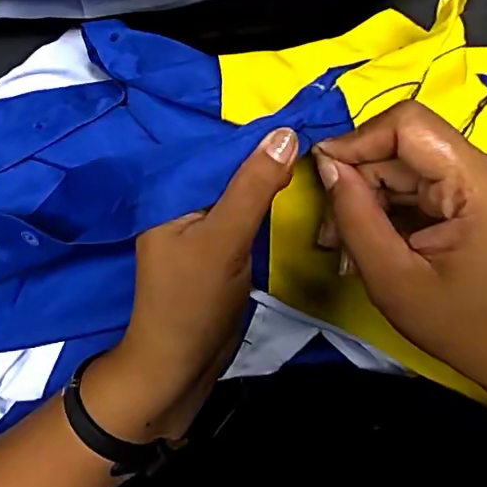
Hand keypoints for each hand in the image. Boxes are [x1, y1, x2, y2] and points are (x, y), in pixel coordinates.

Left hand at [82, 127, 299, 442]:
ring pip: (237, 188)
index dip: (260, 136)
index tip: (306, 119)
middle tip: (318, 138)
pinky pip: (239, 211)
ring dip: (269, 178)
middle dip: (267, 155)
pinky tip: (290, 192)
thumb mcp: (224, 238)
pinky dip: (263, 203)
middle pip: (228, 165)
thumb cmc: (192, 301)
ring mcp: (197, 221)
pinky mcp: (213, 243)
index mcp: (168, 188)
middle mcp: (179, 198)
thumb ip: (252, 187)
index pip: (217, 147)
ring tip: (313, 157)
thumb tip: (284, 133)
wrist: (179, 366)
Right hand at [312, 101, 486, 407]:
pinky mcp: (485, 188)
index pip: (408, 125)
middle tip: (332, 232)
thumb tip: (326, 163)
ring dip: (370, 197)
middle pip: (403, 147)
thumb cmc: (466, 328)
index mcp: (485, 185)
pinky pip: (422, 179)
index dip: (357, 141)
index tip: (322, 172)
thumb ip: (354, 214)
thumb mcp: (392, 278)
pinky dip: (391, 205)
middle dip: (359, 181)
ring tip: (348, 243)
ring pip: (406, 163)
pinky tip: (376, 238)